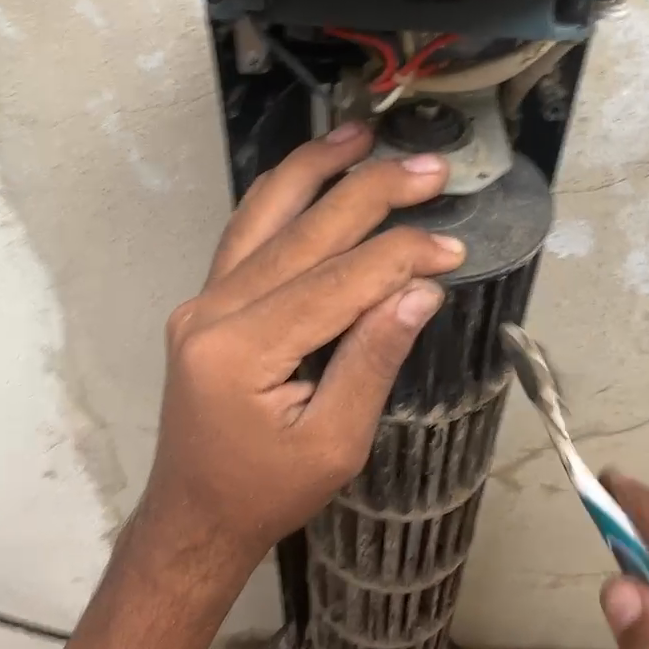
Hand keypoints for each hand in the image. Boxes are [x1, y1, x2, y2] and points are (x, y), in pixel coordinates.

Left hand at [139, 122, 465, 567]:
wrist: (195, 514)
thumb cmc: (267, 493)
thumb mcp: (335, 444)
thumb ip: (373, 360)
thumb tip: (420, 290)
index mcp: (242, 351)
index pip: (336, 283)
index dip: (399, 257)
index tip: (452, 246)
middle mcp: (212, 311)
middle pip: (303, 234)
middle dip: (371, 194)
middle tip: (430, 168)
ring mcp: (201, 302)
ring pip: (262, 216)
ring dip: (314, 170)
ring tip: (361, 134)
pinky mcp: (203, 304)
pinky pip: (244, 235)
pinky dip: (280, 197)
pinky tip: (309, 173)